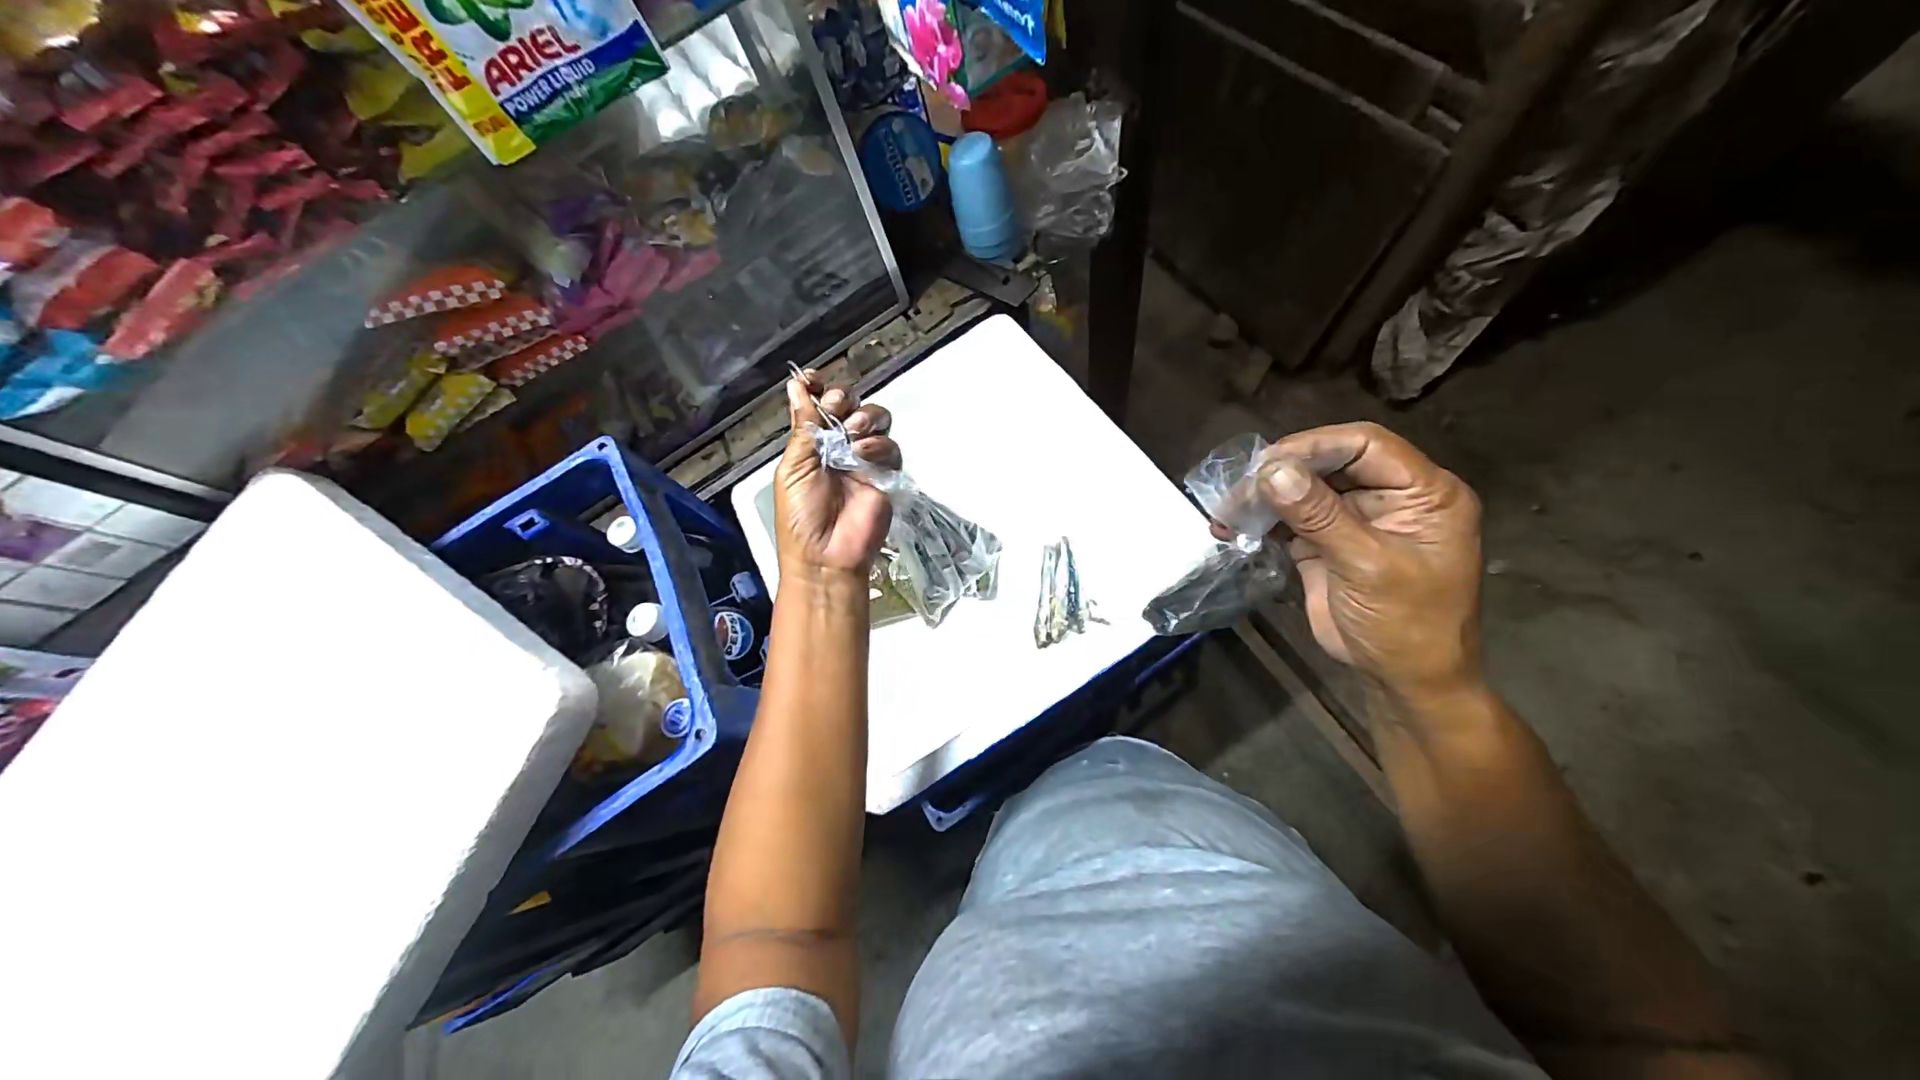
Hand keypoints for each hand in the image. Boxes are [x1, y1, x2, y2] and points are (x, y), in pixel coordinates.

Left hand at [773, 371, 899, 581]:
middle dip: (843, 399)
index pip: (819, 405)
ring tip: (851, 432)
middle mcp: (839, 446)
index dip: (818, 388)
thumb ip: (803, 427)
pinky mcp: (886, 474)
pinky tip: (863, 453)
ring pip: (875, 419)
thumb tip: (797, 386)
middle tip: (836, 408)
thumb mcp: (793, 467)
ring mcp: (865, 459)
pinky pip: (890, 446)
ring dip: (864, 417)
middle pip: (851, 405)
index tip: (814, 378)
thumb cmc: (800, 515)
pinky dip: (878, 444)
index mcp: (812, 444)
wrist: (826, 555)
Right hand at [1224, 422, 1484, 699]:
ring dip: (1264, 498)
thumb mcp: (1367, 566)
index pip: (1366, 445)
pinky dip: (1261, 521)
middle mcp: (1390, 497)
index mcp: (1423, 493)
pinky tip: (1233, 528)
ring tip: (1227, 513)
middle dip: (1281, 473)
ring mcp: (1356, 519)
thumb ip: (1320, 515)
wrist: (1403, 680)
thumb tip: (1272, 472)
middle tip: (1238, 491)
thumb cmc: (1405, 624)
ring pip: (1304, 489)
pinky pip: (1290, 518)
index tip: (1267, 463)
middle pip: (1329, 463)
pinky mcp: (1327, 541)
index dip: (1315, 446)